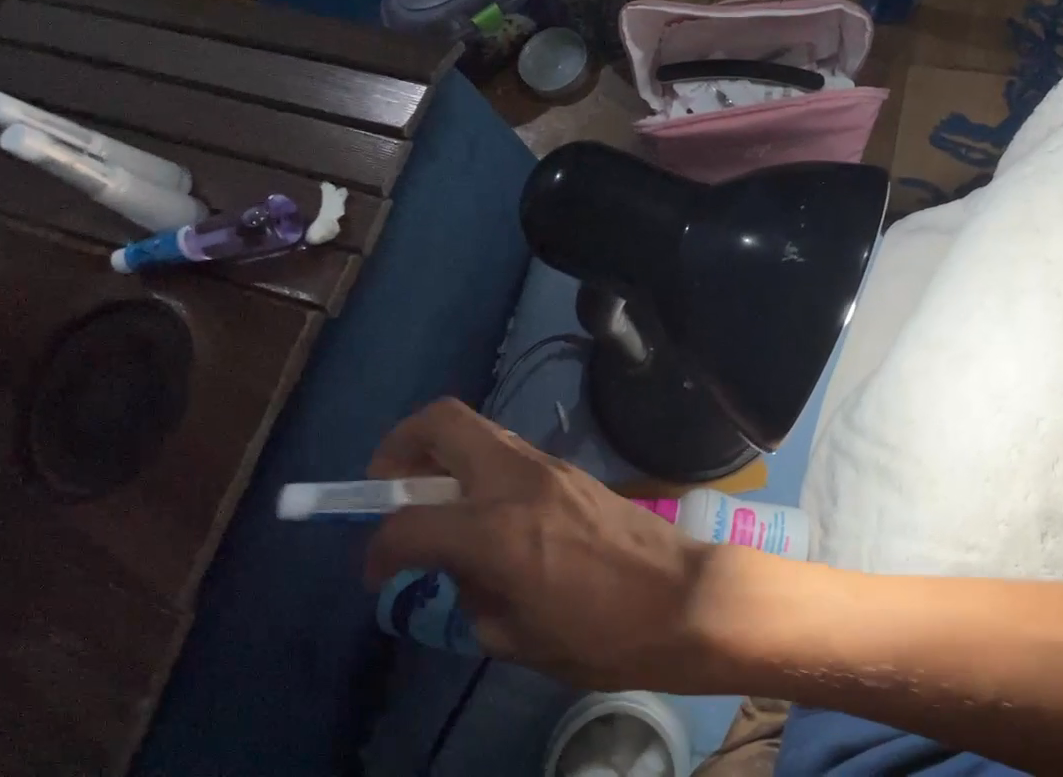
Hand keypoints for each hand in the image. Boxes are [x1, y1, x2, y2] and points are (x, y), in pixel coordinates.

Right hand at [363, 399, 725, 690]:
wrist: (685, 600)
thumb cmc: (604, 635)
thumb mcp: (519, 640)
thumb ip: (473, 600)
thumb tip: (460, 574)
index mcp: (495, 530)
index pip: (408, 522)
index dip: (378, 550)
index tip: (377, 574)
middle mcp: (515, 480)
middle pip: (441, 422)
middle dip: (399, 447)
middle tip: (388, 488)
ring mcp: (547, 466)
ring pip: (477, 429)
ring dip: (443, 455)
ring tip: (437, 504)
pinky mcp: (570, 468)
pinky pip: (507, 450)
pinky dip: (478, 468)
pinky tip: (487, 514)